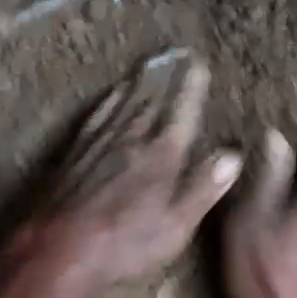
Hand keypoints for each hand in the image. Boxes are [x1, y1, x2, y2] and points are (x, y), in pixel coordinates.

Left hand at [2, 54, 242, 297]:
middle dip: (166, 77)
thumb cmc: (127, 242)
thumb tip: (232, 155)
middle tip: (175, 55)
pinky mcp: (79, 148)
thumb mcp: (176, 225)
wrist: (64, 243)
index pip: (181, 113)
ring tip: (148, 65)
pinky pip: (99, 112)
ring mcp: (103, 140)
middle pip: (152, 100)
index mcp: (161, 156)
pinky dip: (110, 98)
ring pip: (125, 102)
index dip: (191, 87)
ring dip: (138, 82)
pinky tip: (113, 92)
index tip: (198, 64)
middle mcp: (132, 138)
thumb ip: (203, 187)